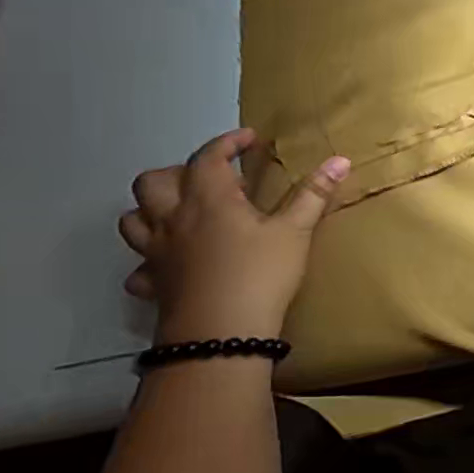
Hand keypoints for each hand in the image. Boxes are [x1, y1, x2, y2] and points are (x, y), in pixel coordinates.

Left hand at [119, 128, 349, 343]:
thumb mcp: (295, 231)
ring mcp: (156, 253)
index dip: (227, 143)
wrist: (221, 333)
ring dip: (152, 209)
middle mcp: (173, 220)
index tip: (248, 139)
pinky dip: (149, 258)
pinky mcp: (154, 283)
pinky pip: (139, 266)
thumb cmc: (261, 273)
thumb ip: (313, 194)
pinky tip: (171, 263)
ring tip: (182, 213)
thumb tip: (339, 160)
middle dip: (178, 171)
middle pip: (153, 182)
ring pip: (134, 219)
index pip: (207, 158)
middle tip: (209, 178)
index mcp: (208, 201)